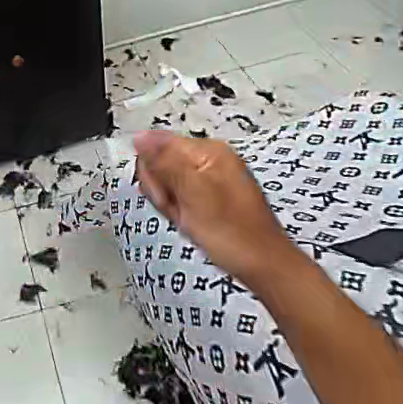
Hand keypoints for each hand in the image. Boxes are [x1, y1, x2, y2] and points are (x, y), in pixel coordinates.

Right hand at [134, 131, 304, 288]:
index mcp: (209, 150)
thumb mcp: (192, 192)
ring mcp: (211, 179)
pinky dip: (182, 214)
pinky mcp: (211, 198)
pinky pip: (182, 199)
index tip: (165, 194)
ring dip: (172, 205)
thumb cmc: (234, 233)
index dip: (154, 173)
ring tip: (190, 220)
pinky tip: (193, 225)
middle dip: (163, 191)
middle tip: (181, 211)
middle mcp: (211, 159)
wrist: (263, 266)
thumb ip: (165, 161)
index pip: (158, 145)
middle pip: (162, 164)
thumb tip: (139, 137)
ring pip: (169, 185)